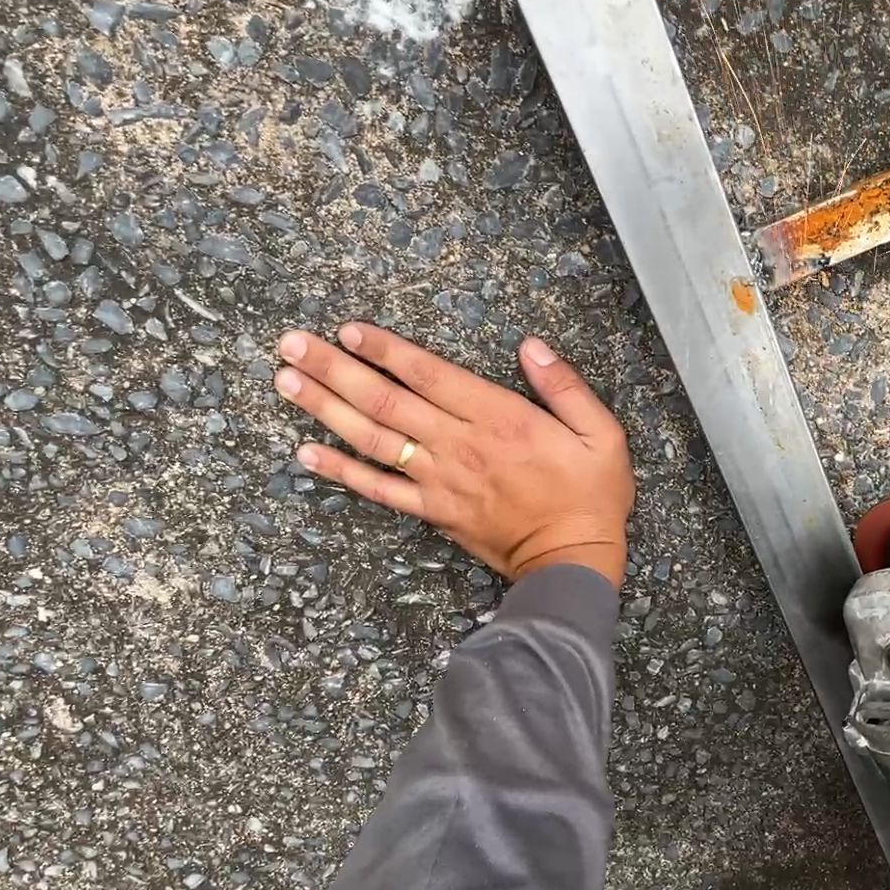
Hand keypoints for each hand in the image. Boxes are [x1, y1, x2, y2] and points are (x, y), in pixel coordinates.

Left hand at [274, 324, 634, 587]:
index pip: (431, 375)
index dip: (387, 350)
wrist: (574, 559)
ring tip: (286, 381)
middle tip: (291, 343)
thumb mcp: (602, 434)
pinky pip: (379, 491)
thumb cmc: (592, 495)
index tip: (349, 330)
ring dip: (326, 409)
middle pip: (387, 401)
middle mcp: (461, 446)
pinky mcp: (435, 511)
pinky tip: (306, 453)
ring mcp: (442, 481)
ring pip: (373, 440)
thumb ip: (566, 387)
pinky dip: (341, 472)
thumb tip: (531, 347)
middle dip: (336, 369)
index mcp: (501, 420)